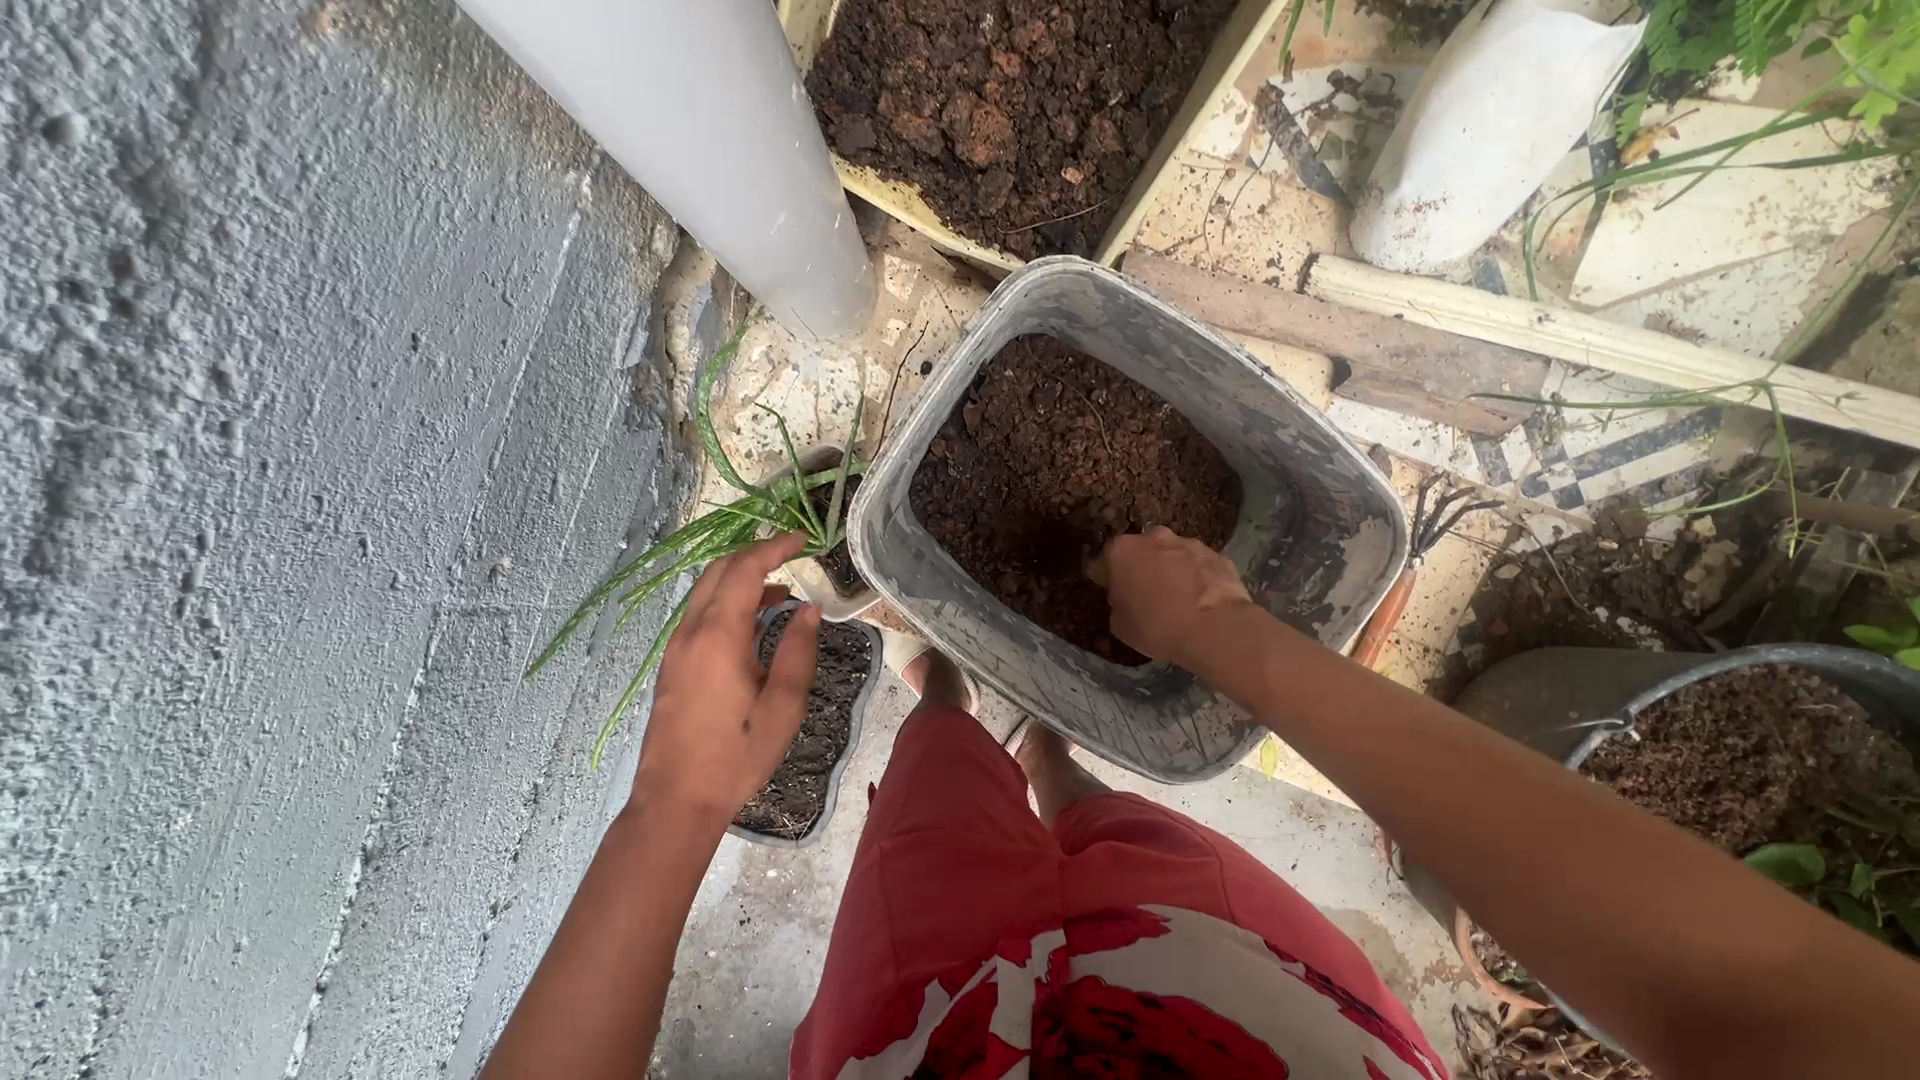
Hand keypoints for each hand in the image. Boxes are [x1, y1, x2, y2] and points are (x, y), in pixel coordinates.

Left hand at [631, 533, 819, 823]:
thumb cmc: (736, 757)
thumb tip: (810, 610)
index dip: (775, 548)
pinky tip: (753, 624)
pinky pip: (700, 615)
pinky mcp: (673, 665)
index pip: (745, 570)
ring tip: (781, 592)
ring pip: (706, 592)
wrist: (676, 800)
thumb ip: (798, 652)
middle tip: (792, 557)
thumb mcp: (783, 708)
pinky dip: (727, 602)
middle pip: (719, 571)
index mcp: (719, 637)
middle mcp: (691, 633)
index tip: (804, 541)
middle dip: (755, 555)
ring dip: (741, 580)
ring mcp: (676, 648)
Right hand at [1094, 526, 1252, 665]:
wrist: (1214, 629)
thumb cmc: (1156, 627)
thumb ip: (1118, 603)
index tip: (1118, 593)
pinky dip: (1199, 579)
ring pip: (1174, 555)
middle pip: (1144, 549)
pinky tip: (1203, 602)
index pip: (1109, 557)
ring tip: (1181, 600)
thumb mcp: (1120, 625)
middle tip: (1149, 595)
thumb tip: (1126, 598)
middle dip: (1144, 567)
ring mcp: (1190, 543)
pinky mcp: (1218, 556)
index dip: (1111, 576)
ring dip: (1173, 571)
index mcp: (1123, 550)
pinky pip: (1200, 566)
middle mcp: (1155, 537)